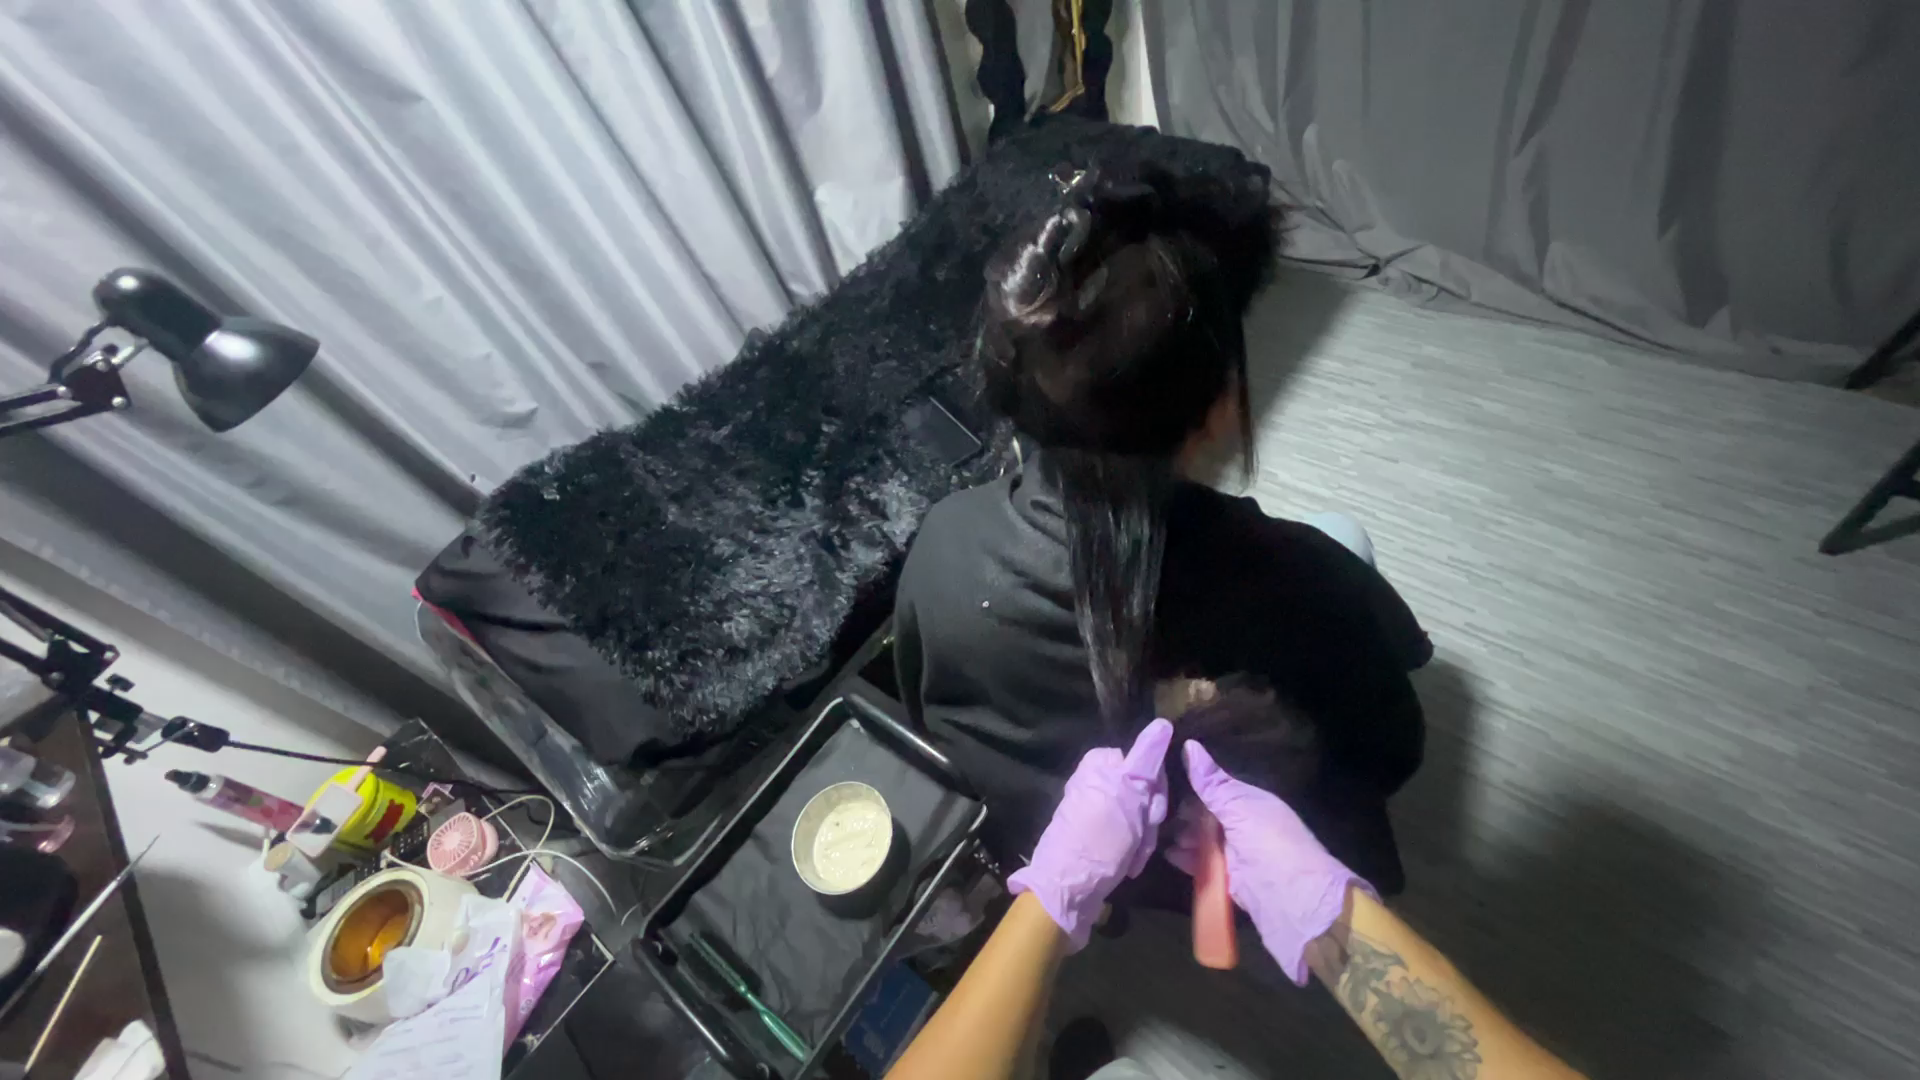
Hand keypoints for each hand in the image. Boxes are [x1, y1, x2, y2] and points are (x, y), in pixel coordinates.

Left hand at [1008, 719, 1174, 949]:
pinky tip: (1127, 864)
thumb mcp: (1128, 794)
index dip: (1156, 793)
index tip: (1152, 813)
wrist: (1067, 887)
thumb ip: (1146, 757)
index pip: (1149, 765)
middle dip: (1149, 819)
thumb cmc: (1099, 837)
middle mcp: (1097, 778)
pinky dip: (1133, 849)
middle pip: (1146, 792)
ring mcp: (1097, 806)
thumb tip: (1163, 721)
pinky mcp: (1098, 831)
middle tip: (1141, 837)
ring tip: (1131, 857)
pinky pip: (1129, 833)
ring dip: (1143, 839)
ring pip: (1141, 816)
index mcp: (1101, 762)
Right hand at [1168, 740, 1373, 983]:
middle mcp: (1245, 826)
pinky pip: (1204, 866)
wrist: (1298, 906)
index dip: (1191, 785)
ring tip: (1157, 833)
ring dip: (1183, 837)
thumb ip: (1211, 781)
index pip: (1216, 788)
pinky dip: (1187, 860)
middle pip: (1207, 816)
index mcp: (1252, 802)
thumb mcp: (1238, 806)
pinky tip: (1167, 854)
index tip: (1161, 781)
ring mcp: (1238, 856)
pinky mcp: (1231, 882)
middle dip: (1183, 814)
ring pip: (1204, 841)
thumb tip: (1188, 743)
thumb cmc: (1270, 844)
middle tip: (1154, 811)